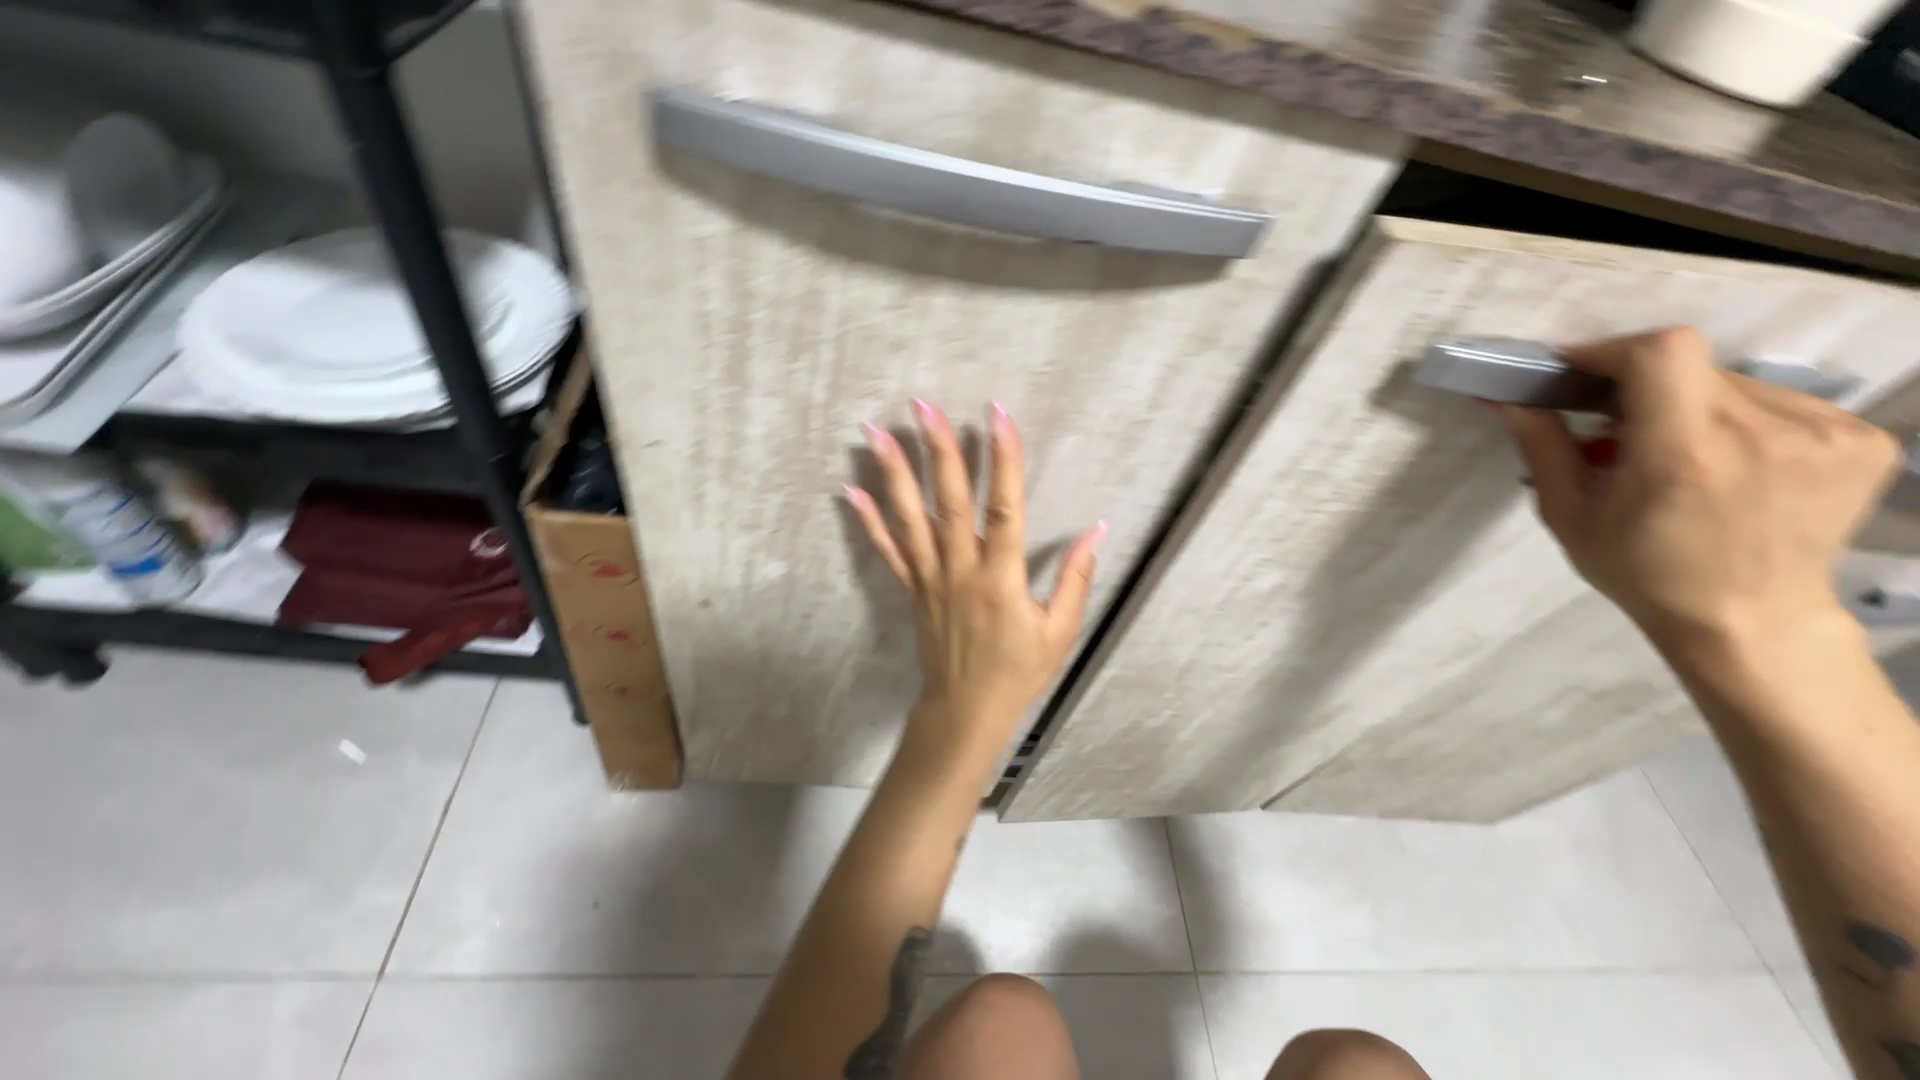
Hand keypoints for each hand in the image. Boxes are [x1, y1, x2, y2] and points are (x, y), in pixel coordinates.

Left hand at [843, 400, 1106, 747]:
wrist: (966, 710)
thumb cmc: (1018, 672)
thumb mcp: (1061, 630)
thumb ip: (1076, 577)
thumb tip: (1098, 528)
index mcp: (1002, 579)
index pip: (1005, 508)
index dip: (1003, 459)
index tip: (997, 414)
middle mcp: (961, 571)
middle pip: (950, 502)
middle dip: (939, 450)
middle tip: (923, 406)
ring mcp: (931, 579)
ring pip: (911, 519)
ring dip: (894, 473)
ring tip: (875, 432)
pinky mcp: (913, 589)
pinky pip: (888, 550)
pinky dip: (869, 520)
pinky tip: (850, 490)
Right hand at [1497, 327, 1902, 646]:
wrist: (1751, 619)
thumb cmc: (1645, 573)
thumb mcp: (1572, 517)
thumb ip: (1545, 448)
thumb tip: (1509, 396)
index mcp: (1684, 458)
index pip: (1662, 353)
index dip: (1615, 350)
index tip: (1583, 371)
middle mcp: (1763, 435)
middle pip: (1693, 366)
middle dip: (1647, 387)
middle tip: (1623, 425)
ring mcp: (1825, 435)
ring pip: (1736, 383)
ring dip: (1696, 404)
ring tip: (1684, 453)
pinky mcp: (1863, 440)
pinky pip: (1783, 401)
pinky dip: (1745, 420)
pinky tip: (1734, 463)